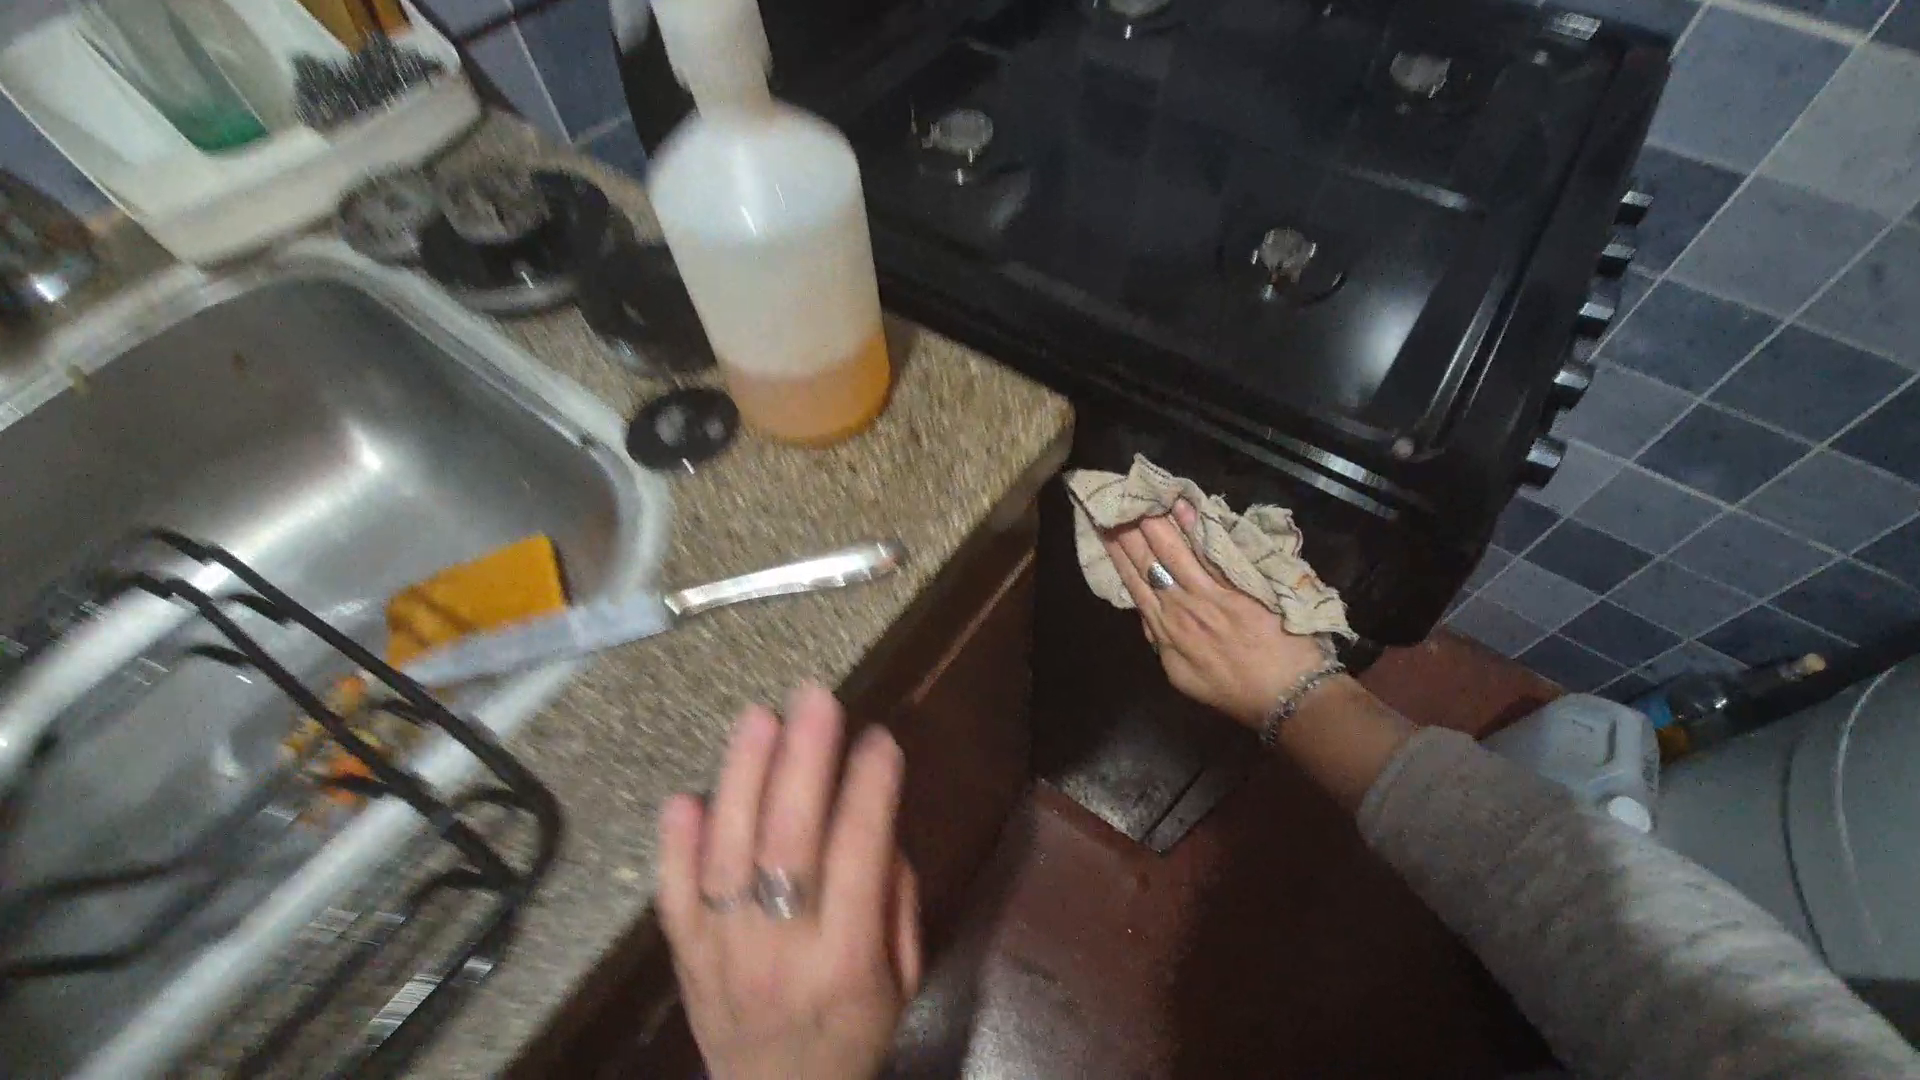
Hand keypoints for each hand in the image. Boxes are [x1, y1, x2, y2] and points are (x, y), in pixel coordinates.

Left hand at [656, 685, 920, 1079]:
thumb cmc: (854, 1031)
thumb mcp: (902, 976)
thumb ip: (894, 897)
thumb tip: (873, 817)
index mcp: (845, 960)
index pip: (858, 856)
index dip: (870, 791)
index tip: (879, 736)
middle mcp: (778, 951)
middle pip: (787, 843)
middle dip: (803, 762)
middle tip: (815, 699)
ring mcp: (721, 952)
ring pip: (726, 855)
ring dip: (742, 780)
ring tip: (759, 717)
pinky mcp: (682, 956)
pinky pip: (672, 895)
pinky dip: (673, 845)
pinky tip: (684, 796)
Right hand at [1101, 500, 1332, 729]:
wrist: (1288, 696)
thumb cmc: (1235, 689)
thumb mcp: (1184, 677)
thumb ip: (1161, 644)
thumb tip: (1146, 616)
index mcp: (1165, 629)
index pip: (1133, 581)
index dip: (1116, 552)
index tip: (1102, 524)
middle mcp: (1181, 607)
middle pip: (1148, 561)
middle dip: (1129, 528)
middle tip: (1113, 497)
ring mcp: (1210, 596)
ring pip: (1174, 552)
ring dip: (1155, 522)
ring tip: (1140, 495)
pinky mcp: (1238, 588)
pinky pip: (1210, 554)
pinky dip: (1195, 529)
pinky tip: (1182, 507)